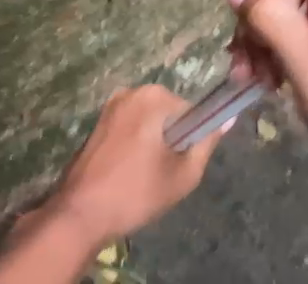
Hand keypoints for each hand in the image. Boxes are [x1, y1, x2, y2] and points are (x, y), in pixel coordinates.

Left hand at [45, 85, 221, 243]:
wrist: (78, 216)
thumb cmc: (135, 193)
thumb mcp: (183, 174)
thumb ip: (208, 142)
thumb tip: (229, 117)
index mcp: (154, 96)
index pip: (191, 112)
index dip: (190, 140)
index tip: (179, 164)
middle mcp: (132, 91)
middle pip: (169, 114)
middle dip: (171, 140)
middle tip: (163, 174)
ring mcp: (110, 106)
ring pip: (149, 122)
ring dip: (152, 143)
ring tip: (143, 176)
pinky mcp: (97, 123)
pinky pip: (129, 128)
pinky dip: (134, 145)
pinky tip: (126, 172)